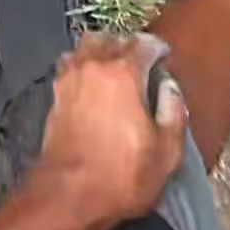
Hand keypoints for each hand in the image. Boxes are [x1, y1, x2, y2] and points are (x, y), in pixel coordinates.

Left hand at [27, 33, 188, 229]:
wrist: (71, 191)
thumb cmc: (123, 175)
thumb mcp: (167, 153)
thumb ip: (174, 111)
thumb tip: (169, 85)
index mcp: (123, 73)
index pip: (142, 44)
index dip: (156, 46)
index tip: (164, 53)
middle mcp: (94, 64)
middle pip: (113, 38)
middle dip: (129, 44)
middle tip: (142, 59)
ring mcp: (71, 73)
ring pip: (88, 43)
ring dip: (104, 46)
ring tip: (115, 63)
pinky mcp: (56, 87)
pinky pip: (71, 59)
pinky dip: (83, 59)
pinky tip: (91, 76)